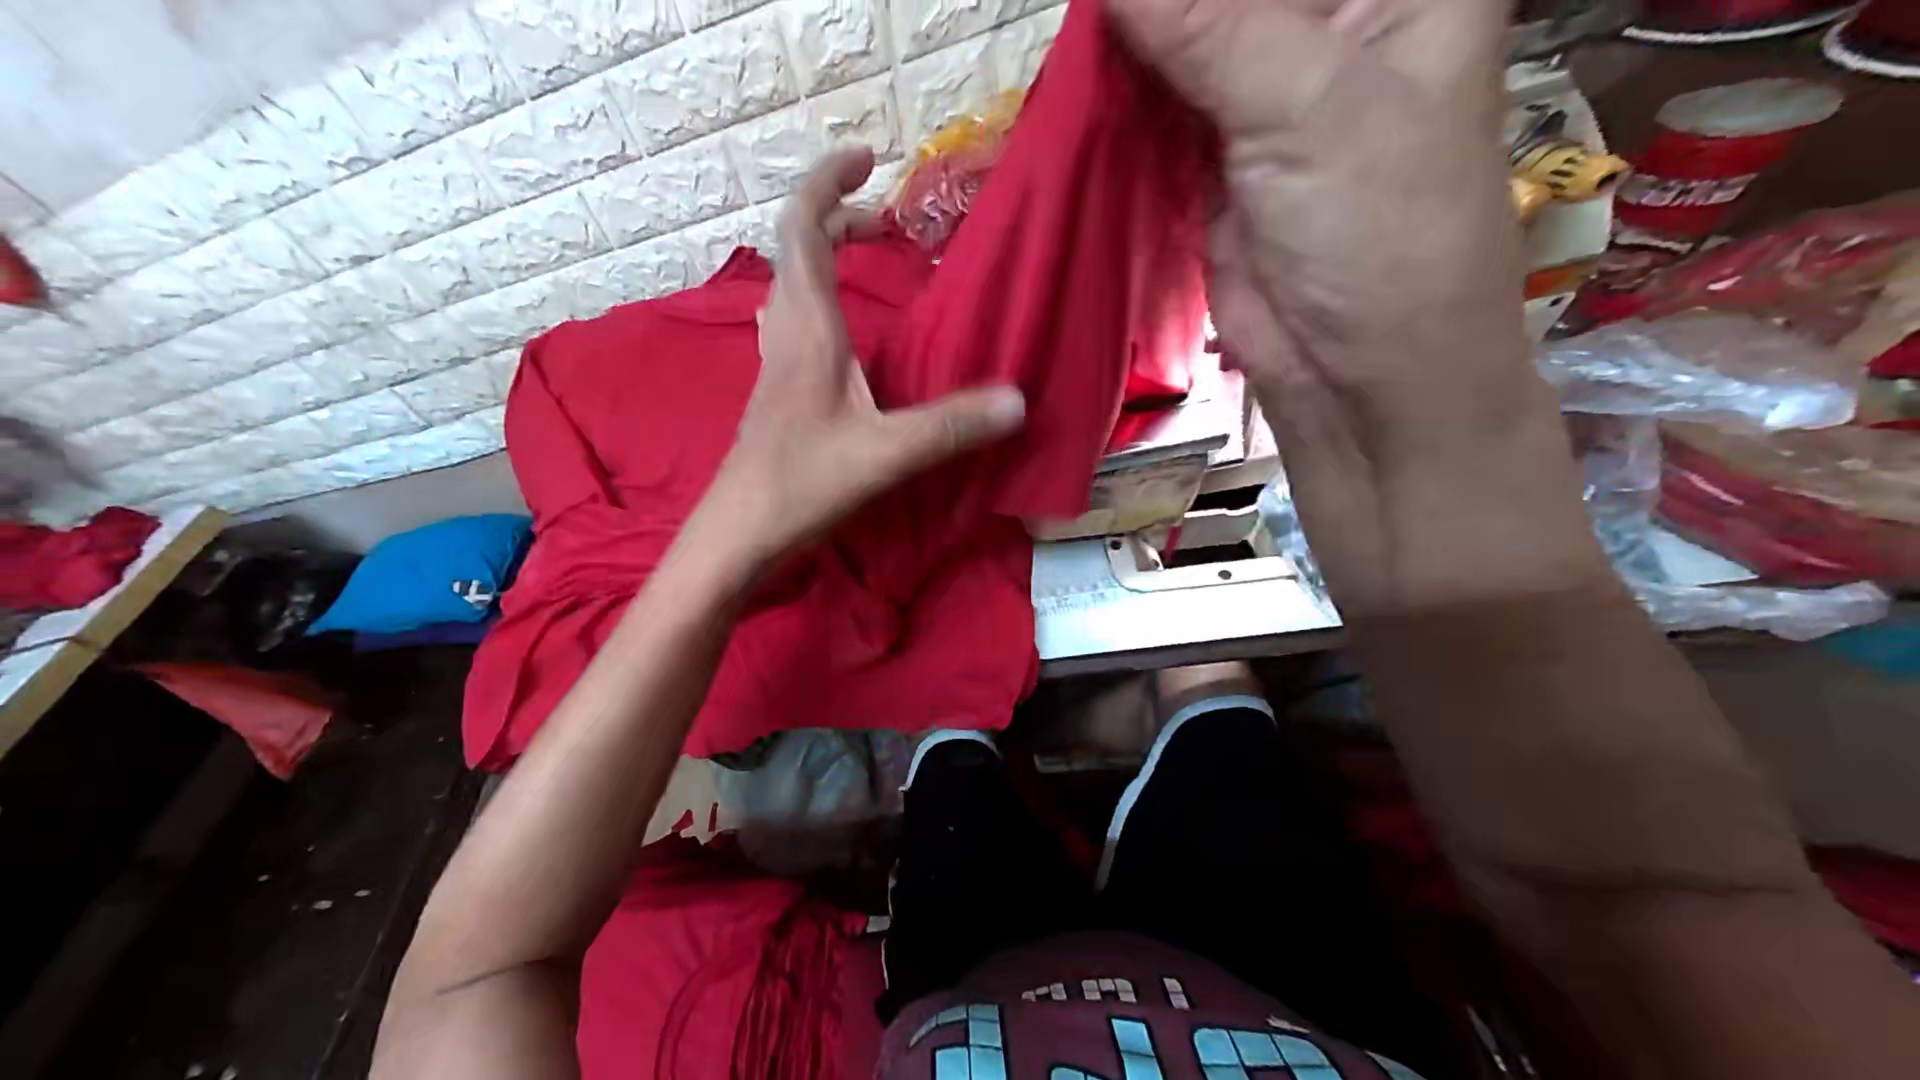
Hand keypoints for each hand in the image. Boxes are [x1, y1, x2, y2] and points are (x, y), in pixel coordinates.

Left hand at [683, 148, 1025, 577]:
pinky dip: (821, 304)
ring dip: (823, 259)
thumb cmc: (801, 485)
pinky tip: (843, 334)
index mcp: (808, 330)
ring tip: (866, 259)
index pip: (802, 229)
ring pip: (792, 288)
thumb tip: (1019, 401)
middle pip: (796, 251)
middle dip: (836, 218)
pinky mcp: (779, 393)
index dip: (828, 182)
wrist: (739, 534)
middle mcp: (786, 335)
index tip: (868, 160)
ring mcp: (776, 365)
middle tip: (884, 222)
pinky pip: (796, 324)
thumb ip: (950, 427)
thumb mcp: (885, 454)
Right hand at [1111, 0, 1600, 612]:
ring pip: (1175, 42)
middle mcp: (1323, 26)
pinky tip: (1072, 91)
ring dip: (1123, 46)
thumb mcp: (1309, 105)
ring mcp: (1257, 97)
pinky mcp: (1207, 165)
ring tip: (1068, 43)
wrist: (1353, 375)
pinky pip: (1151, 116)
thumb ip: (1208, 23)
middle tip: (1084, 12)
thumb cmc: (1378, 233)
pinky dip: (1113, 107)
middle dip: (1151, 6)